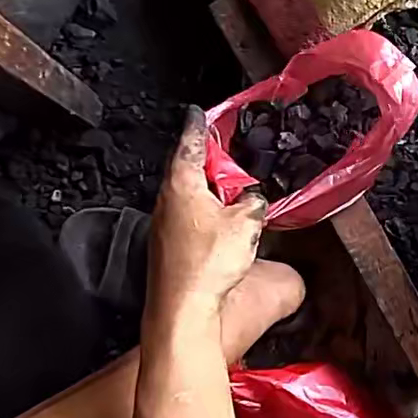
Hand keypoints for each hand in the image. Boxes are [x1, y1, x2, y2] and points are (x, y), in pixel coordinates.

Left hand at [147, 107, 268, 322]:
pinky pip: (189, 215)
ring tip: (232, 192)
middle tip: (227, 155)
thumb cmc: (207, 263)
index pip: (189, 143)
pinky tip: (223, 223)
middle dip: (208, 159)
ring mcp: (165, 224)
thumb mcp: (246, 222)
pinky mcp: (170, 244)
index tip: (199, 112)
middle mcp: (167, 200)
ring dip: (209, 188)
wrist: (184, 305)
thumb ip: (252, 202)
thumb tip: (252, 199)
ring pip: (189, 193)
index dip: (198, 125)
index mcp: (182, 185)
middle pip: (187, 168)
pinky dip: (205, 210)